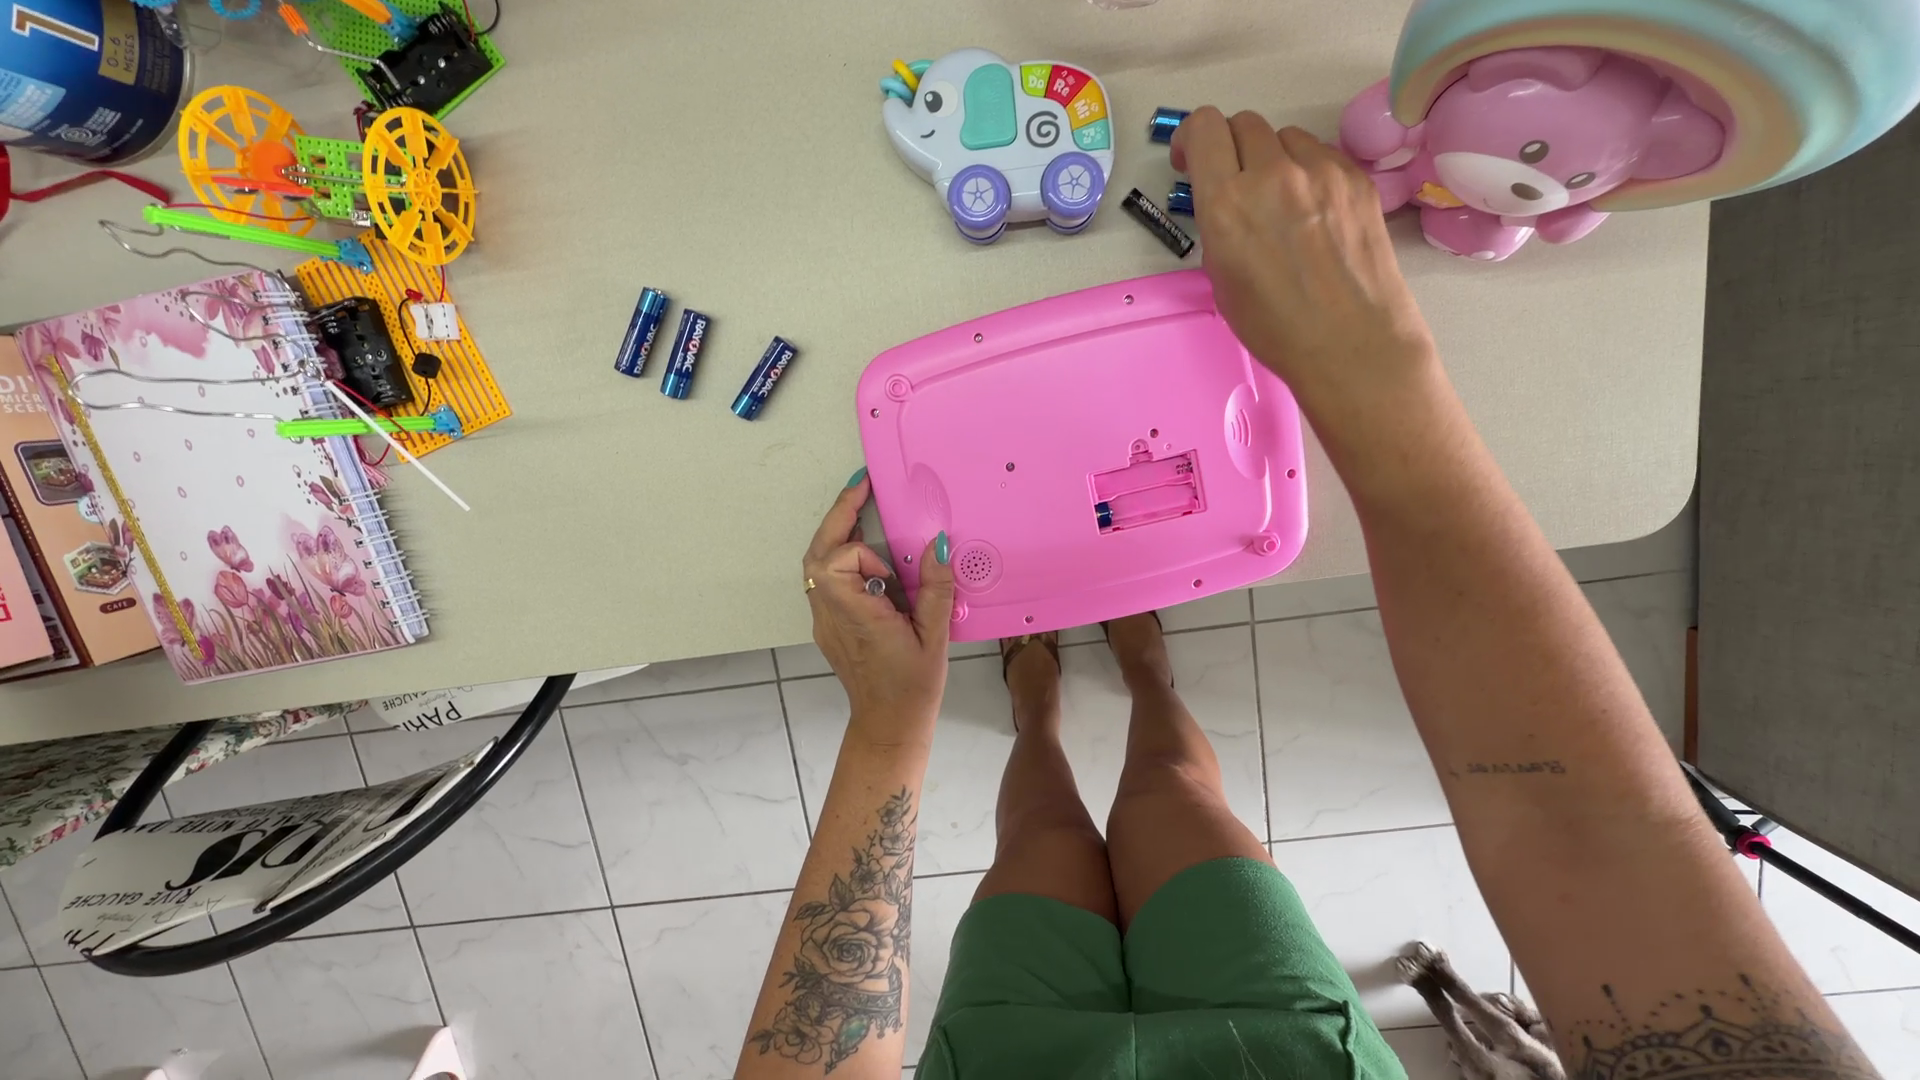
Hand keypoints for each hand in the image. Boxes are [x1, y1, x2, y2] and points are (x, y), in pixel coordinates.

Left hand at [803, 472, 954, 738]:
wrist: (888, 725)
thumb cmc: (912, 687)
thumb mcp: (934, 637)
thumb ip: (936, 588)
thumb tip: (939, 543)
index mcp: (855, 615)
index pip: (838, 561)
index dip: (865, 555)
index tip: (894, 574)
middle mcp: (829, 614)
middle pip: (816, 552)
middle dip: (838, 514)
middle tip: (862, 485)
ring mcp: (824, 620)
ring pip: (816, 566)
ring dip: (837, 534)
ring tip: (863, 509)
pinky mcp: (828, 625)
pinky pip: (826, 581)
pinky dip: (841, 557)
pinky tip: (867, 555)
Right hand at [1171, 108, 1438, 416]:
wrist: (1349, 341)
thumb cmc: (1275, 326)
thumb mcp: (1221, 278)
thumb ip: (1217, 226)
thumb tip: (1226, 205)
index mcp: (1227, 204)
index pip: (1203, 128)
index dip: (1191, 139)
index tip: (1191, 160)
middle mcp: (1272, 175)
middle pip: (1242, 124)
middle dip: (1230, 149)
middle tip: (1233, 184)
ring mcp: (1320, 171)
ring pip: (1284, 137)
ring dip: (1272, 159)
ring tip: (1279, 203)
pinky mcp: (1355, 177)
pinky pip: (1320, 155)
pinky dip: (1307, 172)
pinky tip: (1313, 213)